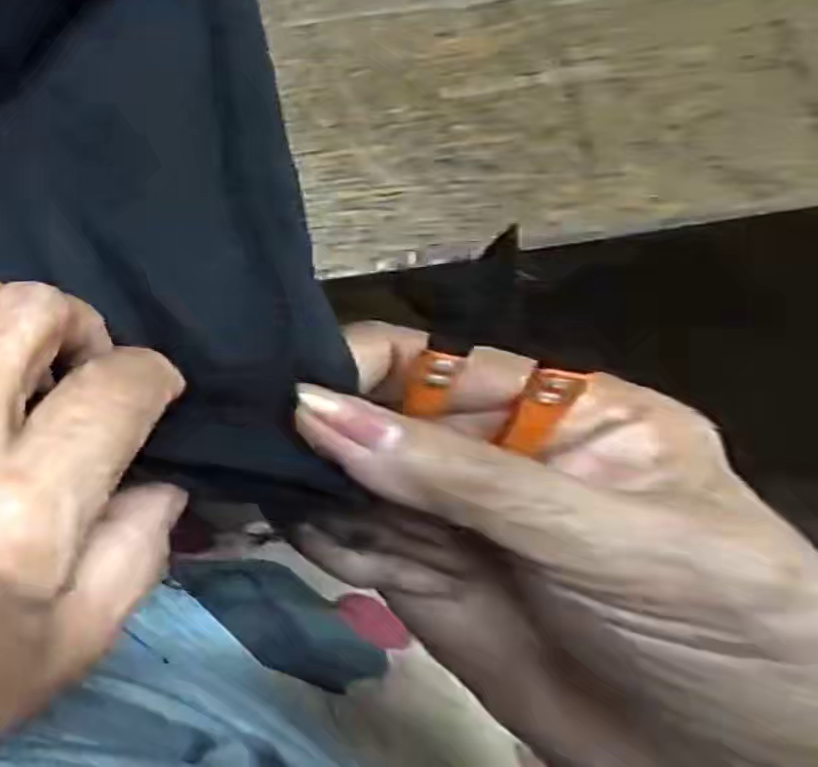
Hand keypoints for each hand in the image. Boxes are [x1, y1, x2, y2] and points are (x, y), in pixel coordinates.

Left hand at [0, 265, 189, 766]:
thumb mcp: (69, 645)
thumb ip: (136, 551)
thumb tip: (160, 474)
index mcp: (19, 512)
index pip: (109, 392)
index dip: (151, 377)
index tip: (154, 389)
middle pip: (35, 308)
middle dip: (83, 325)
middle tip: (84, 372)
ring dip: (14, 310)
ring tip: (24, 362)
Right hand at [291, 322, 817, 766]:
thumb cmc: (730, 640)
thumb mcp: (614, 541)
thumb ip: (461, 475)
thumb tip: (309, 407)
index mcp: (538, 407)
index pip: (412, 359)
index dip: (344, 367)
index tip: (283, 396)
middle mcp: (471, 446)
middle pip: (352, 413)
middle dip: (313, 437)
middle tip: (267, 455)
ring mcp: (430, 505)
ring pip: (329, 474)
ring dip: (313, 495)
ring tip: (335, 523)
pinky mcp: (401, 560)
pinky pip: (331, 533)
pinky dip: (327, 545)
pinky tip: (361, 568)